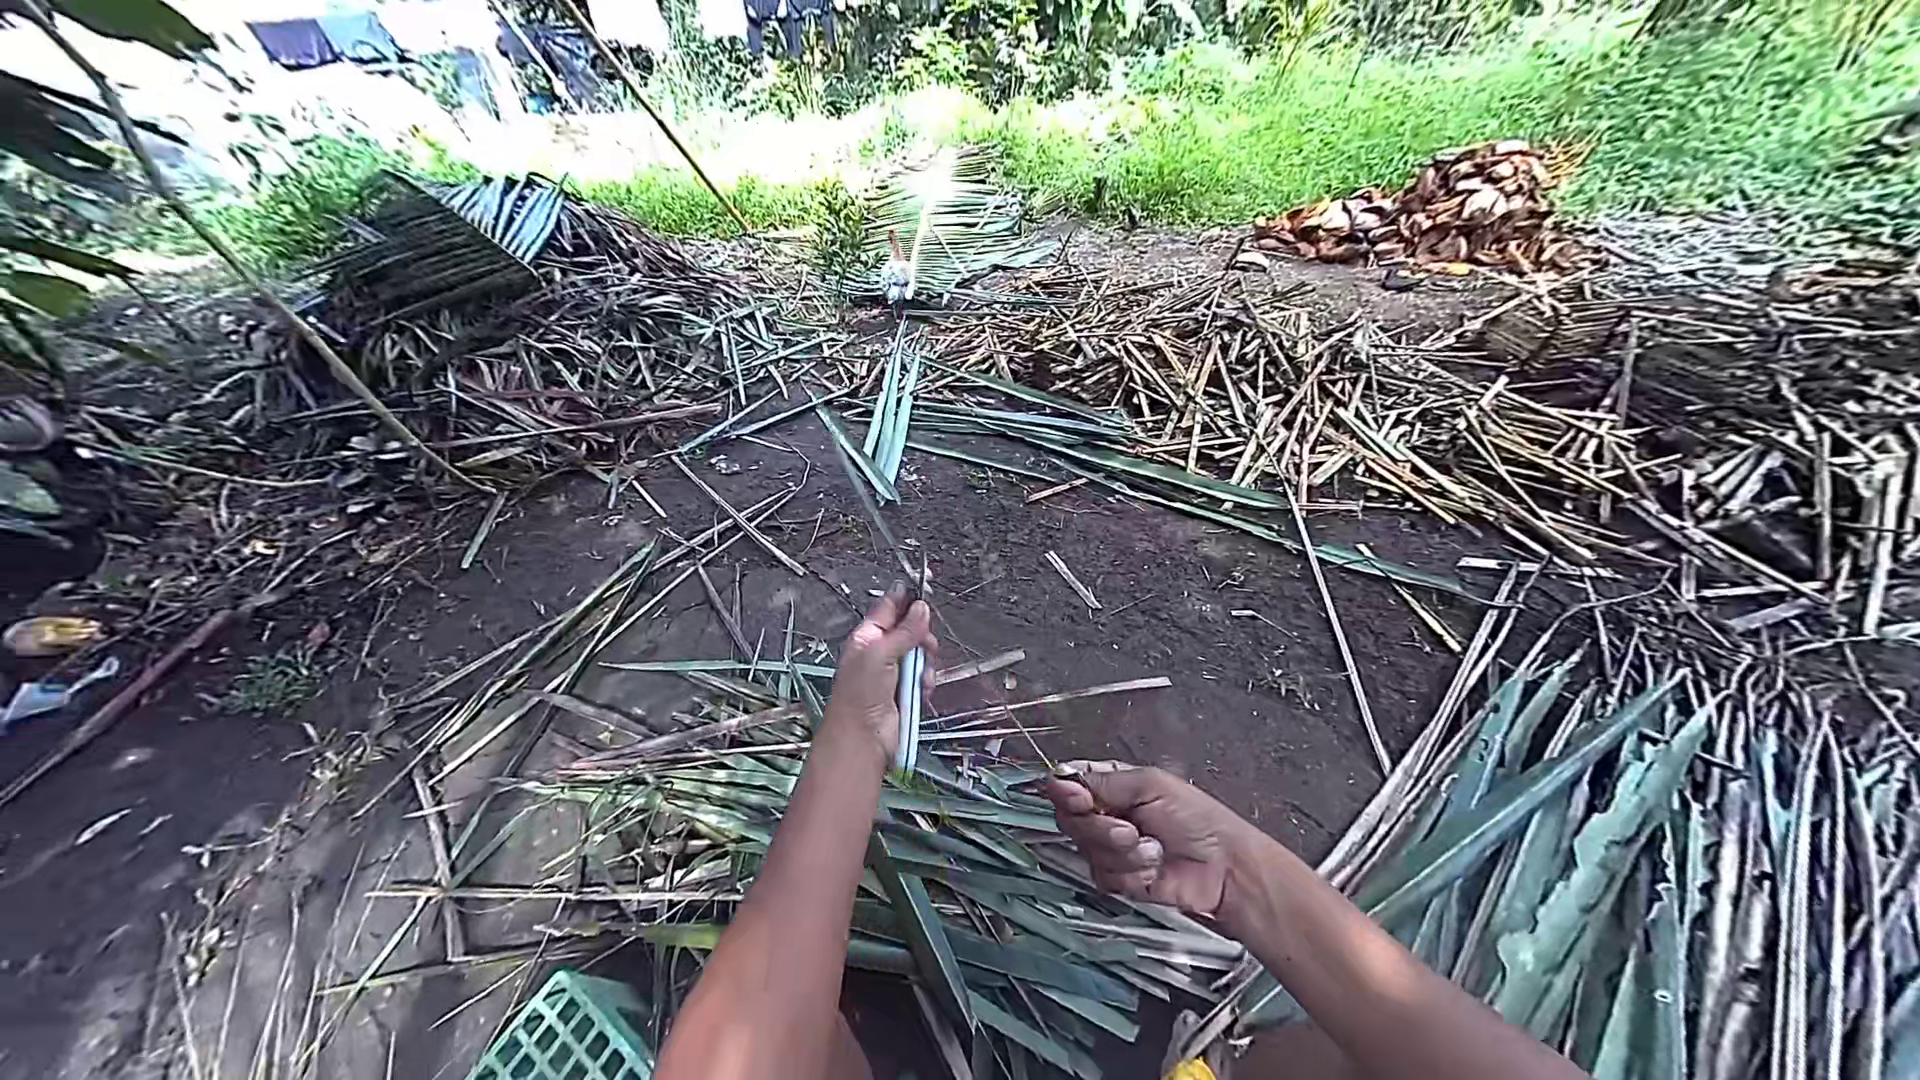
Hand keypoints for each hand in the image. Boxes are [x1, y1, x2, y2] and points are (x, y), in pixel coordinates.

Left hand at [824, 584, 935, 765]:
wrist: (863, 737)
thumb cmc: (858, 697)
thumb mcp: (881, 654)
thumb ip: (904, 630)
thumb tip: (920, 608)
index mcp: (867, 636)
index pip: (890, 607)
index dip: (907, 597)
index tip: (924, 585)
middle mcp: (880, 652)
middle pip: (911, 631)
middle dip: (921, 638)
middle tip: (923, 646)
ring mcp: (893, 672)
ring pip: (920, 655)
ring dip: (924, 665)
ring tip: (918, 676)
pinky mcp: (905, 690)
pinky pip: (924, 677)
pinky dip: (925, 682)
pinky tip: (919, 690)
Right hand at [1042, 761, 1256, 916]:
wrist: (1226, 871)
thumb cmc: (1200, 821)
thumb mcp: (1150, 786)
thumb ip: (1102, 782)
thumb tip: (1062, 780)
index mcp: (1114, 784)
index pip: (1070, 783)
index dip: (1067, 792)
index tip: (1079, 799)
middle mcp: (1108, 813)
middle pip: (1071, 818)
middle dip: (1100, 827)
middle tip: (1129, 828)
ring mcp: (1113, 847)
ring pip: (1087, 849)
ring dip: (1122, 853)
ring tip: (1152, 847)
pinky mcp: (1120, 877)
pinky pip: (1104, 876)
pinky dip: (1130, 873)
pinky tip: (1153, 867)